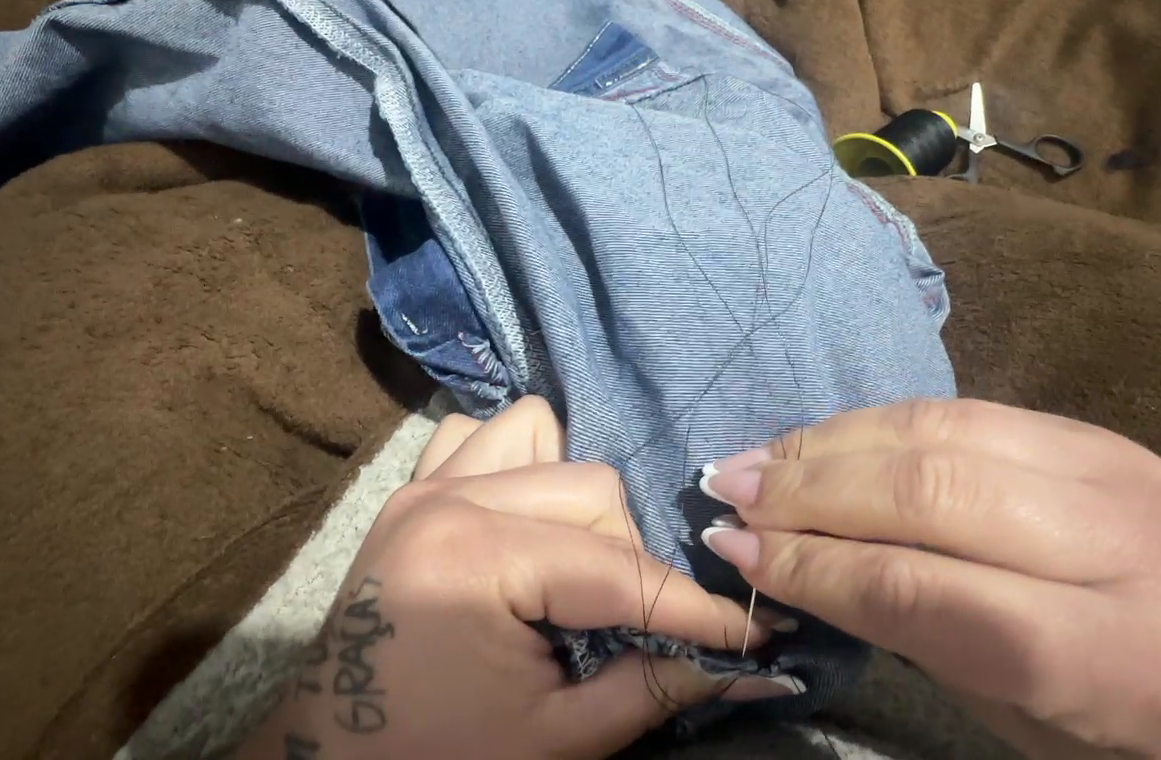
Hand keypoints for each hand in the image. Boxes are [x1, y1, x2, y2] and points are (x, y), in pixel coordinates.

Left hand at [240, 397, 800, 759]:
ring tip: (566, 561)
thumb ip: (650, 688)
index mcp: (475, 559)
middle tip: (634, 622)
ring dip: (572, 495)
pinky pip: (476, 434)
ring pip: (539, 434)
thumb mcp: (553, 739)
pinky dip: (513, 463)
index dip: (690, 607)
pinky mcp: (409, 486)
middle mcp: (449, 497)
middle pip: (591, 488)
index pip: (615, 569)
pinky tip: (516, 517)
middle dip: (630, 559)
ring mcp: (422, 482)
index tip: (751, 631)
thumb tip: (749, 665)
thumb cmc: (435, 758)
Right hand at [696, 398, 1160, 758]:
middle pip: (935, 491)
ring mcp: (1125, 471)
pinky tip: (824, 437)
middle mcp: (1138, 548)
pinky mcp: (1098, 434)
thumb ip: (910, 624)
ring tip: (759, 457)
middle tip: (729, 487)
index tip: (739, 549)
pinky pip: (961, 410)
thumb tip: (784, 553)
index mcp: (1131, 660)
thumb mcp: (1016, 716)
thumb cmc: (1120, 735)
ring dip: (831, 441)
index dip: (820, 567)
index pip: (934, 593)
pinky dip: (876, 423)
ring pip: (941, 430)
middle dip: (813, 489)